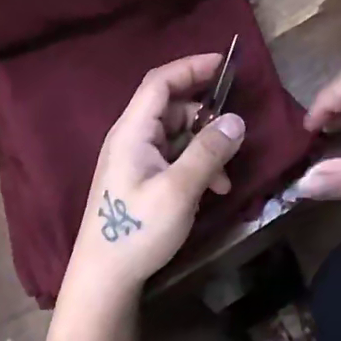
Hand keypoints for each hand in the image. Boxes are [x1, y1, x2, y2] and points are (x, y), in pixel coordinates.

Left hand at [65, 53, 246, 299]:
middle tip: (235, 131)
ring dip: (204, 147)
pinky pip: (171, 158)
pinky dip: (194, 165)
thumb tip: (236, 120)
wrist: (104, 276)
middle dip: (205, 116)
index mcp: (132, 131)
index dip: (191, 67)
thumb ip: (208, 152)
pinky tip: (212, 189)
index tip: (225, 64)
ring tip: (225, 177)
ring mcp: (133, 160)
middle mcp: (130, 139)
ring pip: (175, 136)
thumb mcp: (180, 190)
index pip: (160, 82)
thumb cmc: (138, 229)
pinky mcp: (138, 180)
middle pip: (170, 108)